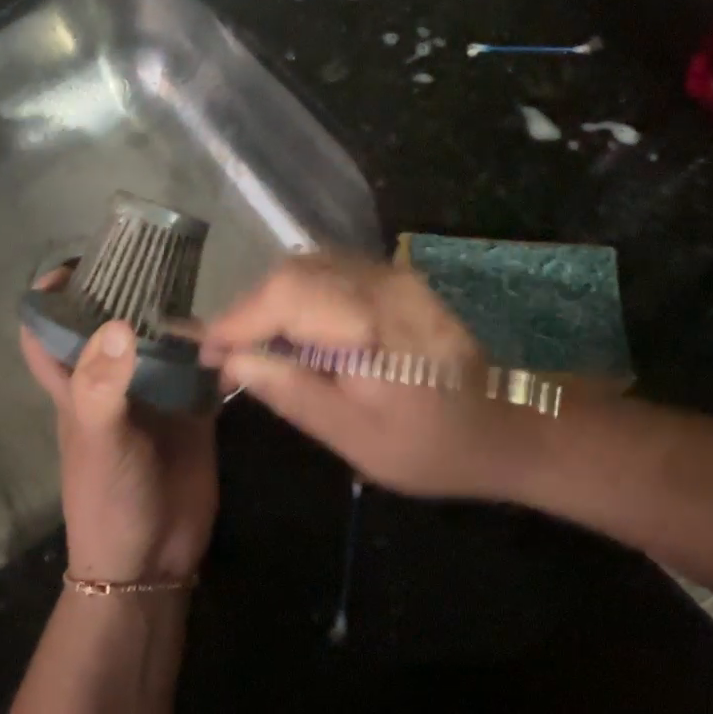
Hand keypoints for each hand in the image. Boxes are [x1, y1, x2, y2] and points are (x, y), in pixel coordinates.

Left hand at [19, 268, 217, 582]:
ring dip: (172, 316)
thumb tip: (118, 323)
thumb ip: (102, 383)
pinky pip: (202, 371)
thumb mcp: (97, 437)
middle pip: (109, 325)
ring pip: (159, 343)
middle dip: (122, 292)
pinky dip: (214, 350)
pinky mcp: (193, 411)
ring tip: (195, 275)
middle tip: (151, 254)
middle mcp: (113, 380)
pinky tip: (234, 325)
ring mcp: (155, 395)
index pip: (46, 334)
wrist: (152, 559)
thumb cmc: (107, 496)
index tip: (75, 265)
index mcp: (77, 384)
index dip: (47, 300)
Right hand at [201, 253, 525, 498]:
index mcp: (376, 326)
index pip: (287, 298)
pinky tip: (288, 332)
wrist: (507, 426)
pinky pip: (327, 272)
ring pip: (306, 267)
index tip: (205, 353)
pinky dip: (294, 297)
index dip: (237, 320)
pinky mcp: (391, 277)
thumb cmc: (433, 447)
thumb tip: (234, 362)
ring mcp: (390, 274)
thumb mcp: (358, 440)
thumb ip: (295, 394)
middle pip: (293, 273)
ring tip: (249, 346)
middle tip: (224, 356)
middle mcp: (382, 285)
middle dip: (248, 311)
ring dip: (267, 302)